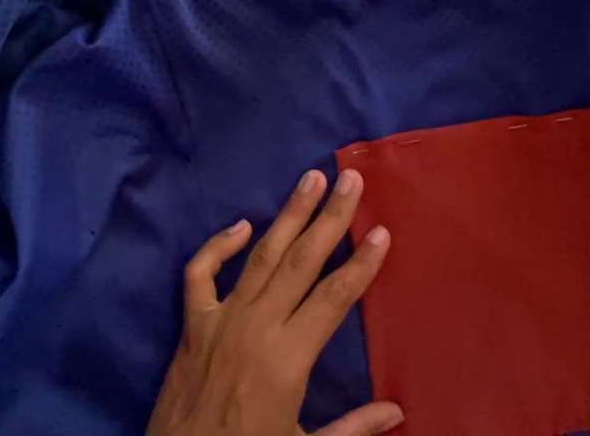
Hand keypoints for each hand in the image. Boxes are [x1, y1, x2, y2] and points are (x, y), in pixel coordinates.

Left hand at [148, 169, 400, 435]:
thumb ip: (352, 429)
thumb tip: (398, 410)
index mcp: (287, 359)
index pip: (333, 298)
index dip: (360, 265)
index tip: (381, 231)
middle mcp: (256, 327)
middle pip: (302, 261)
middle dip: (330, 217)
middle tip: (350, 179)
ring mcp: (220, 319)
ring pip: (261, 255)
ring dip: (289, 214)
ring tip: (311, 178)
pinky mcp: (192, 324)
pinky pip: (201, 274)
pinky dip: (218, 246)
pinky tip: (241, 225)